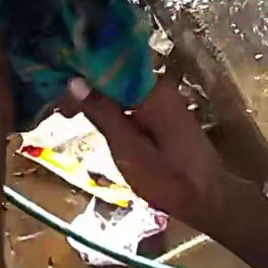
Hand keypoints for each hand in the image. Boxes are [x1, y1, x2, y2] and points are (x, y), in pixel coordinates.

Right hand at [65, 78, 257, 233]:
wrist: (210, 199)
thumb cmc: (170, 179)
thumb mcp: (129, 150)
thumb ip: (103, 114)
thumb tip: (75, 81)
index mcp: (151, 89)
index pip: (107, 68)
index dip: (80, 77)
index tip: (57, 93)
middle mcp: (158, 84)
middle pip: (114, 75)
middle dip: (86, 88)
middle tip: (59, 110)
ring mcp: (162, 96)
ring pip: (120, 87)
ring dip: (97, 99)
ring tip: (68, 113)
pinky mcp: (163, 109)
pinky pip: (130, 99)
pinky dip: (112, 107)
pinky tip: (94, 118)